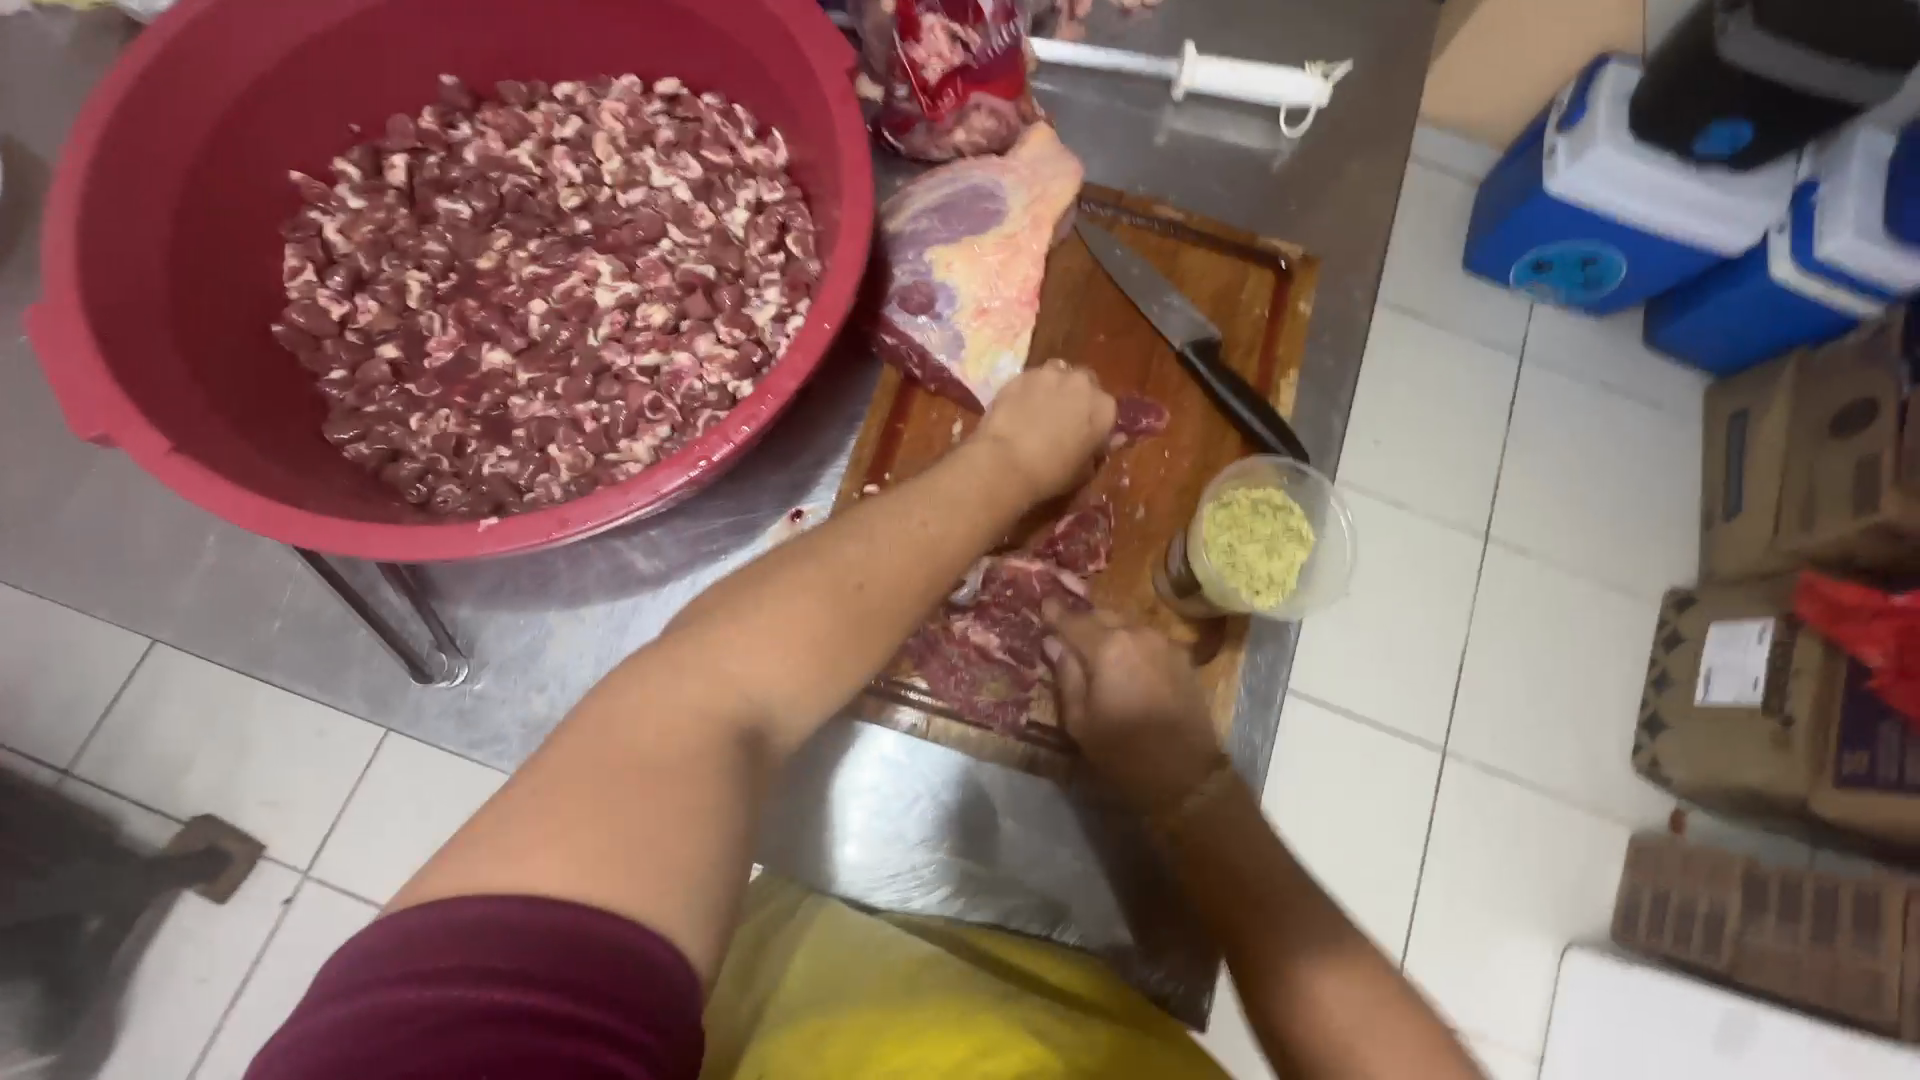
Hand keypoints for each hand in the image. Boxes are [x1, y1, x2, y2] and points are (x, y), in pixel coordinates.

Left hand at [971, 360, 1115, 503]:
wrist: (1007, 463)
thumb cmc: (1052, 474)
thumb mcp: (1084, 473)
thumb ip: (1098, 452)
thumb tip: (1110, 442)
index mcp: (1104, 408)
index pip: (1105, 408)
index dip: (1093, 420)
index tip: (1083, 433)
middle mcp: (1082, 383)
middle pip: (1083, 383)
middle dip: (1075, 396)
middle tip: (1060, 418)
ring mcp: (1050, 374)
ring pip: (1056, 373)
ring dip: (1052, 387)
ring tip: (1038, 409)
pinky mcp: (1021, 375)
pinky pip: (1030, 379)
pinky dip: (1027, 390)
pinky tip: (1017, 408)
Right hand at [1045, 603, 1224, 814]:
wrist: (1186, 773)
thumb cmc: (1123, 751)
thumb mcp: (1080, 720)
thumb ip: (1066, 674)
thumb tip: (1053, 643)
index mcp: (1107, 646)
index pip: (1072, 620)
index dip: (1055, 612)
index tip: (1043, 603)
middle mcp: (1137, 633)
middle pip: (1101, 616)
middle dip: (1082, 621)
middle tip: (1066, 631)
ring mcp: (1164, 642)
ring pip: (1127, 624)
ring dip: (1108, 631)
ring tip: (1095, 647)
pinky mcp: (1183, 656)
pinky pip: (1148, 639)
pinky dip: (1131, 642)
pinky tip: (1125, 660)